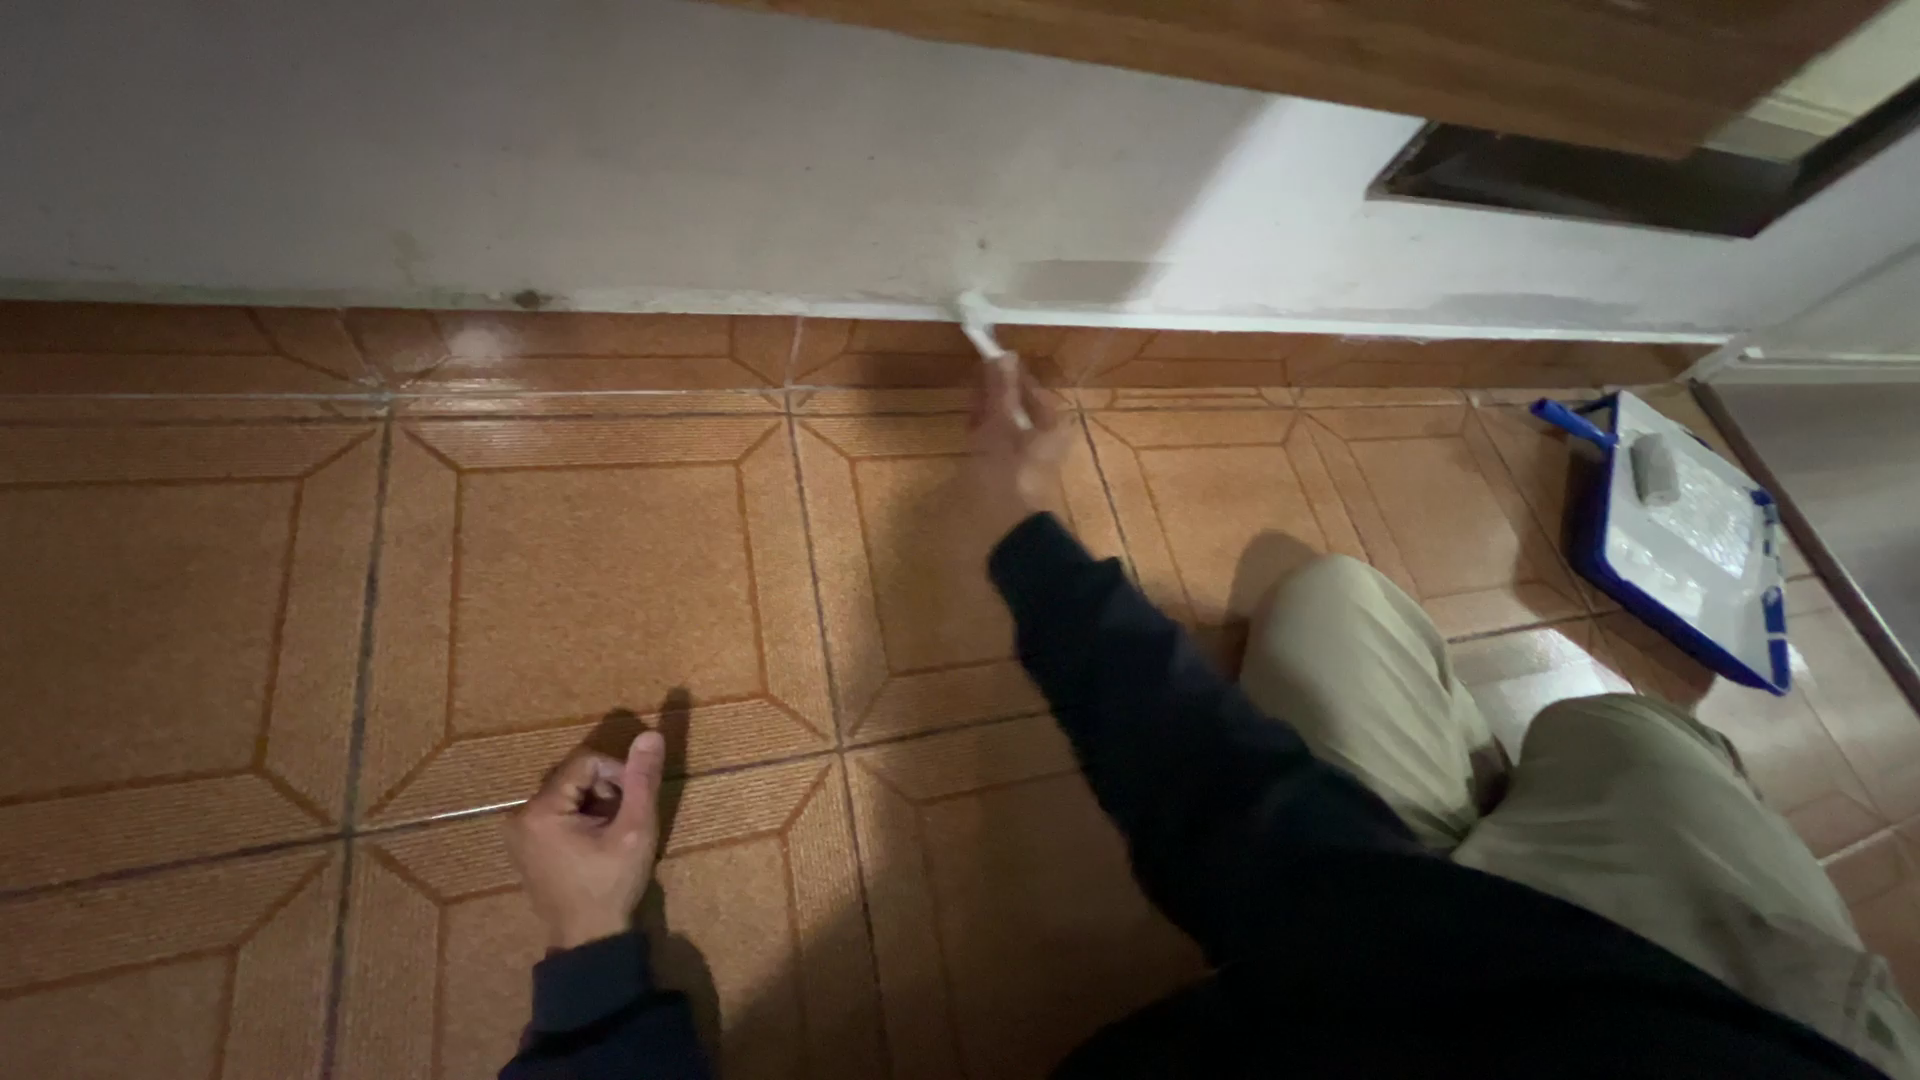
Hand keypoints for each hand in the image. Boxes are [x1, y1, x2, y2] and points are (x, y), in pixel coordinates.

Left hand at [505, 732, 666, 949]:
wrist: (588, 938)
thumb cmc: (611, 883)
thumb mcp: (636, 829)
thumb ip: (642, 780)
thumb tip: (650, 734)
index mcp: (540, 810)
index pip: (586, 760)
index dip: (618, 772)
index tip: (635, 799)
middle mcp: (519, 815)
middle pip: (574, 775)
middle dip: (607, 788)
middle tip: (626, 817)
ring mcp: (518, 832)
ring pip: (568, 791)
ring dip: (597, 801)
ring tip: (614, 830)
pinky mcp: (525, 844)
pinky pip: (558, 810)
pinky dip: (583, 815)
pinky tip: (597, 840)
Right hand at [969, 359, 1072, 539]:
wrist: (1004, 535)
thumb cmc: (1005, 476)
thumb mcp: (1000, 427)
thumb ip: (1001, 392)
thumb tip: (1004, 354)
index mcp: (1051, 428)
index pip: (1031, 391)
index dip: (1009, 377)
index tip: (987, 361)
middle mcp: (1044, 445)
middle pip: (1019, 411)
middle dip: (997, 396)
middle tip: (973, 380)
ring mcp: (1025, 464)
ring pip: (1007, 430)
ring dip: (988, 416)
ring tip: (968, 404)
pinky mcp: (1008, 482)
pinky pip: (997, 450)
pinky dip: (984, 439)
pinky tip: (969, 436)